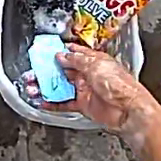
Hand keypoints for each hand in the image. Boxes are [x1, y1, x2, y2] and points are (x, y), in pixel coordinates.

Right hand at [22, 43, 160, 149]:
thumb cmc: (119, 85)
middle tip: (34, 70)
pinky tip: (42, 101)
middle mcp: (88, 74)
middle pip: (64, 70)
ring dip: (46, 86)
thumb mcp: (95, 65)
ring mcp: (85, 90)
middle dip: (48, 70)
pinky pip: (64, 103)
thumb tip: (61, 55)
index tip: (47, 50)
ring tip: (32, 87)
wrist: (128, 110)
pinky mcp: (83, 104)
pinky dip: (52, 103)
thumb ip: (76, 60)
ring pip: (61, 86)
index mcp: (94, 61)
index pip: (75, 53)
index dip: (61, 51)